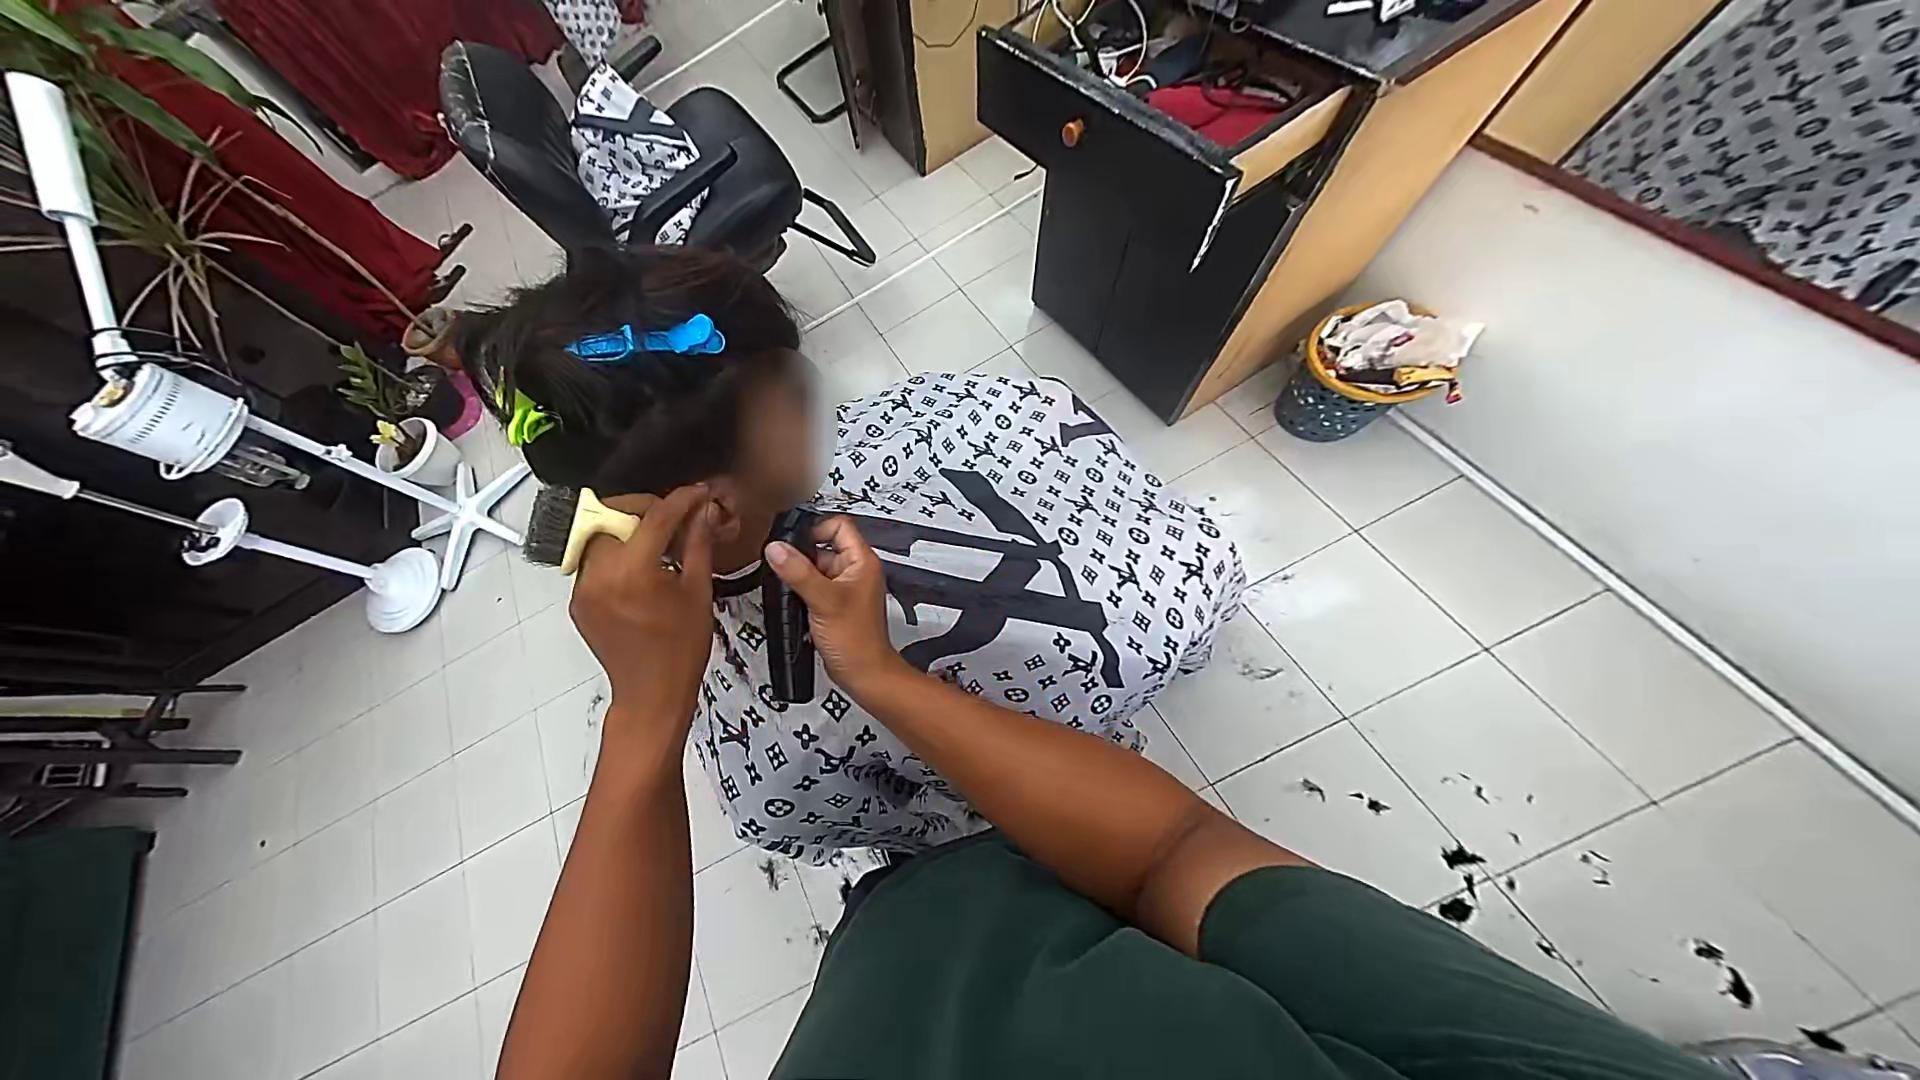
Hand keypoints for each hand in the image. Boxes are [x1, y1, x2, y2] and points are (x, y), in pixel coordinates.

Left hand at [569, 485, 714, 723]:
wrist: (651, 693)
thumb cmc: (680, 650)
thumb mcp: (699, 592)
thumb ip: (699, 545)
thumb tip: (706, 513)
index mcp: (632, 573)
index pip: (655, 518)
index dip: (682, 499)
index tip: (699, 492)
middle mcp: (598, 575)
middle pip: (617, 516)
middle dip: (649, 507)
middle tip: (679, 511)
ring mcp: (582, 588)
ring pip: (603, 534)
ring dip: (632, 526)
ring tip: (663, 536)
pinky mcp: (578, 599)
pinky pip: (596, 559)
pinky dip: (619, 550)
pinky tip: (645, 561)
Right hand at [764, 516, 905, 693]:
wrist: (863, 672)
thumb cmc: (857, 640)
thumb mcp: (823, 600)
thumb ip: (798, 572)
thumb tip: (776, 549)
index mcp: (862, 561)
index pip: (839, 526)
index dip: (816, 529)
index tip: (793, 541)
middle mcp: (855, 571)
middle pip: (823, 546)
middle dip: (802, 555)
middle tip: (785, 566)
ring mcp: (845, 587)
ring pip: (816, 567)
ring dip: (800, 574)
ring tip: (791, 587)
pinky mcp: (834, 603)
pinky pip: (814, 586)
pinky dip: (801, 590)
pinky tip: (795, 600)